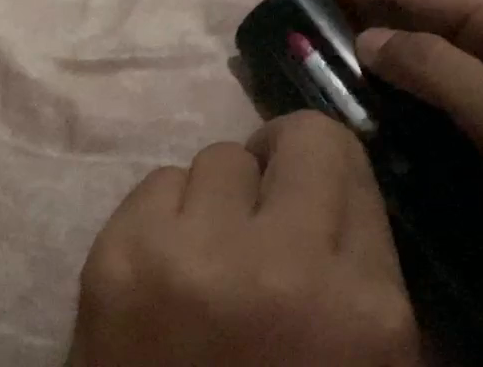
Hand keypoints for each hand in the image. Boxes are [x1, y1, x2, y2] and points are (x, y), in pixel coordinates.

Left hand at [67, 111, 419, 366]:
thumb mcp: (365, 364)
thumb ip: (363, 278)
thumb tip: (341, 193)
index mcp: (364, 310)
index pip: (347, 161)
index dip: (328, 174)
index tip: (308, 193)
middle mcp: (281, 266)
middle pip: (295, 138)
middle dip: (283, 165)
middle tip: (265, 206)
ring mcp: (192, 254)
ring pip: (219, 158)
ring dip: (222, 200)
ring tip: (213, 255)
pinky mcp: (117, 256)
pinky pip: (159, 183)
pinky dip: (167, 218)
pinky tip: (166, 272)